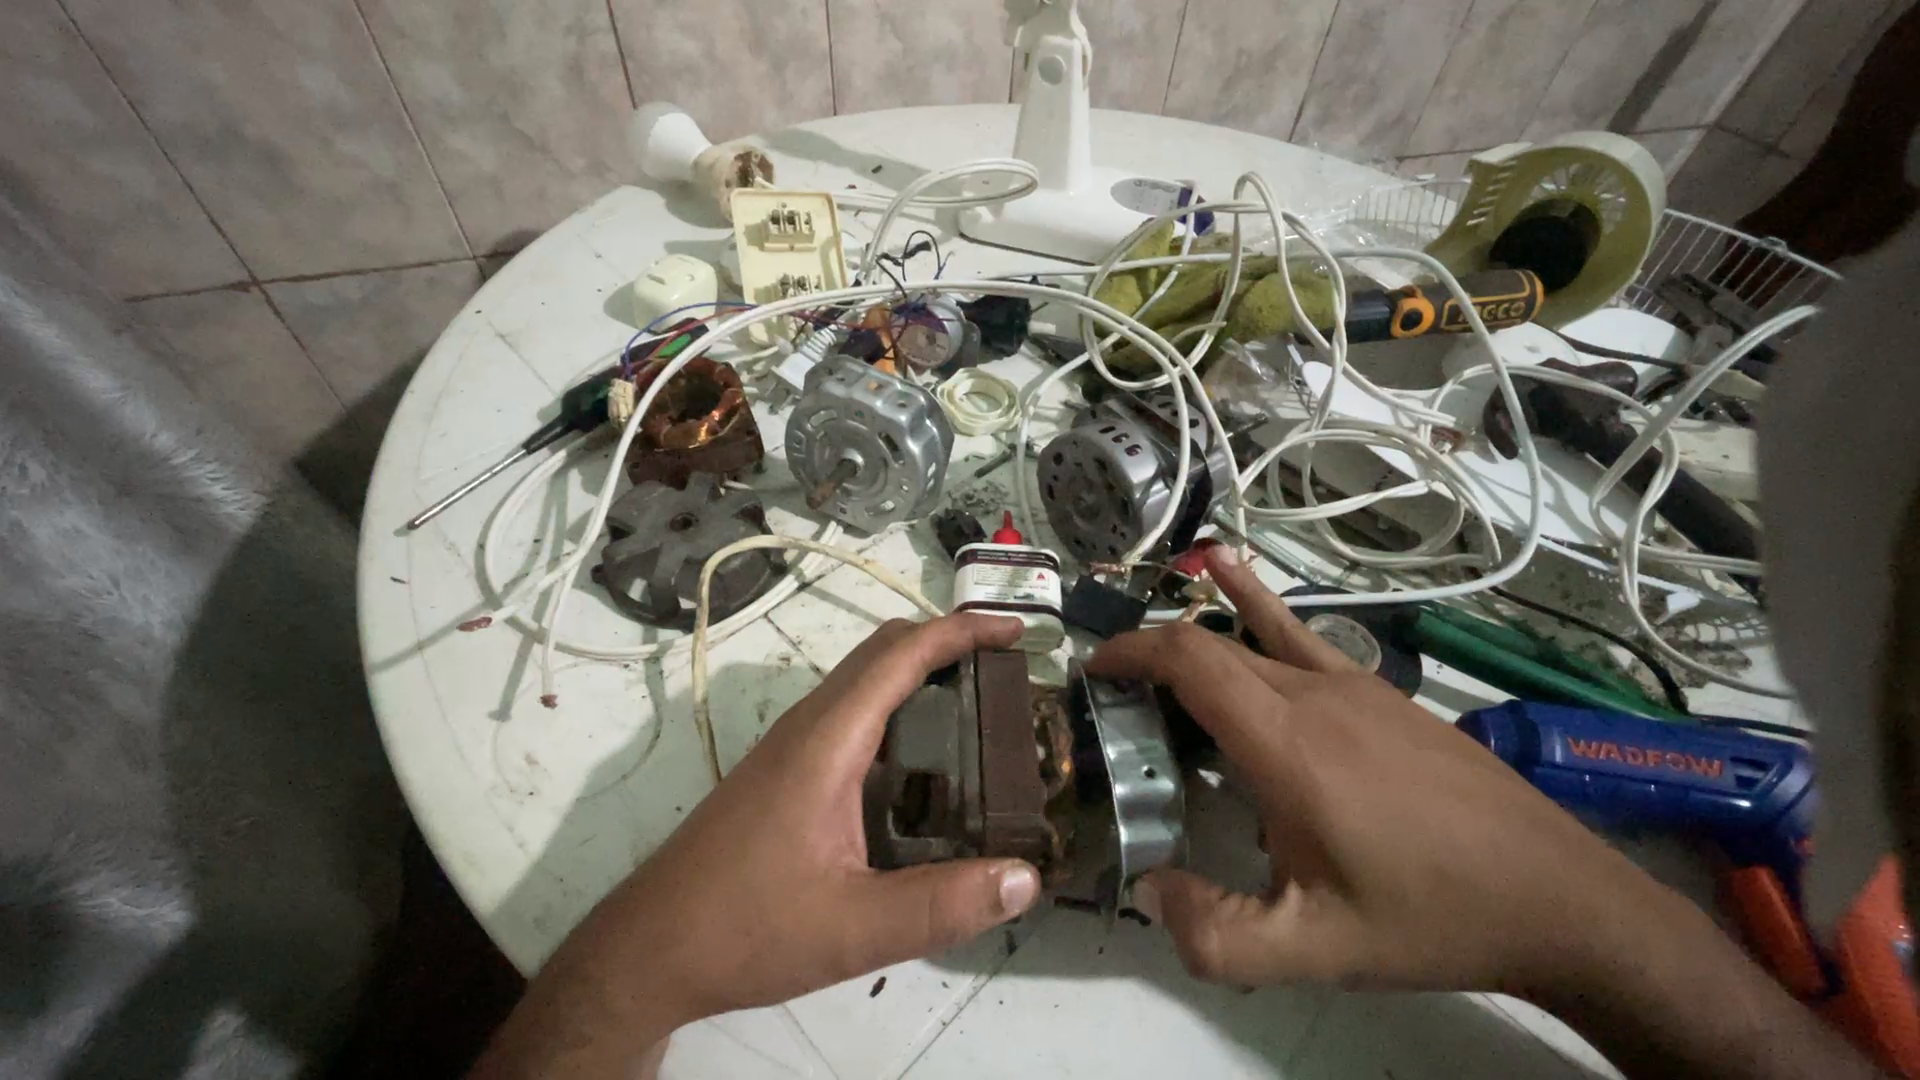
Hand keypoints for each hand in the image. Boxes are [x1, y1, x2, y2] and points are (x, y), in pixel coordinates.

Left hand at [600, 613, 1039, 1024]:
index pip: (902, 655)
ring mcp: (793, 746)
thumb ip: (943, 906)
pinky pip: (852, 713)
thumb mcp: (855, 929)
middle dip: (947, 641)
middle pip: (883, 652)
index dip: (962, 631)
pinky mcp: (786, 770)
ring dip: (920, 671)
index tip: (1017, 629)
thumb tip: (1025, 878)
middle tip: (1006, 667)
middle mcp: (810, 727)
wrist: (650, 948)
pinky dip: (897, 706)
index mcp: (828, 741)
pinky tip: (922, 761)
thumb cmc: (747, 928)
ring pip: (864, 680)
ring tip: (978, 705)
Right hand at [1089, 546, 1681, 996]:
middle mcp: (1313, 694)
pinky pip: (1300, 635)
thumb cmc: (1430, 918)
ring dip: (1192, 642)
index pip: (1189, 661)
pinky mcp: (1379, 691)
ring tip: (1150, 657)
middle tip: (1115, 700)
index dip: (1131, 652)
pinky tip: (1232, 575)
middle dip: (1150, 658)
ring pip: (1249, 640)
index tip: (1095, 671)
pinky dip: (1252, 604)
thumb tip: (1146, 889)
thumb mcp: (1315, 952)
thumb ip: (1216, 934)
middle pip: (1210, 645)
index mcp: (1286, 744)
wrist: (1559, 898)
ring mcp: (1352, 684)